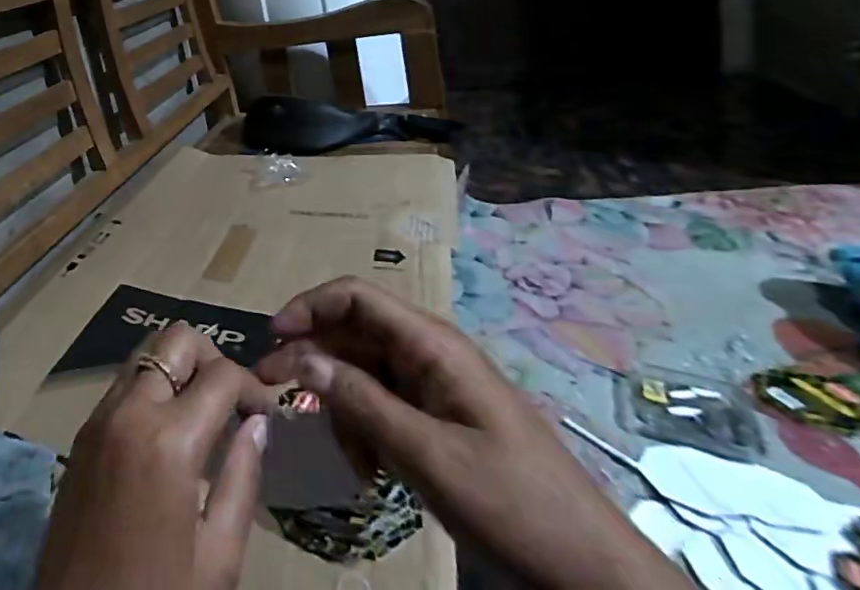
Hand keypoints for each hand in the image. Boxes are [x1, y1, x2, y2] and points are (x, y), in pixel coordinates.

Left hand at [38, 322, 279, 589]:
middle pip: (175, 339)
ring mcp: (98, 417)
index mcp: (168, 440)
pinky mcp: (82, 432)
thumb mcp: (217, 555)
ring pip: (145, 353)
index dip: (252, 386)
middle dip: (212, 356)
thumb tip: (258, 424)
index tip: (265, 411)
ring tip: (203, 410)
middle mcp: (129, 411)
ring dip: (179, 367)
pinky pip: (123, 383)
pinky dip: (152, 385)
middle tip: (231, 400)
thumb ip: (241, 478)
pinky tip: (168, 427)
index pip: (221, 374)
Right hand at [255, 278, 687, 589]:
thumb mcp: (428, 455)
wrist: (588, 568)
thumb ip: (361, 401)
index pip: (356, 296)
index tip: (272, 339)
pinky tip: (369, 470)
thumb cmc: (513, 503)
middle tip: (275, 393)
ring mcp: (433, 385)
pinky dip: (363, 429)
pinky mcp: (437, 416)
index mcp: (432, 344)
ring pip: (362, 372)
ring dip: (342, 405)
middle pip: (353, 334)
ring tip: (349, 459)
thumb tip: (300, 356)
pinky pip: (382, 405)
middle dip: (314, 361)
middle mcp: (429, 353)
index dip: (309, 306)